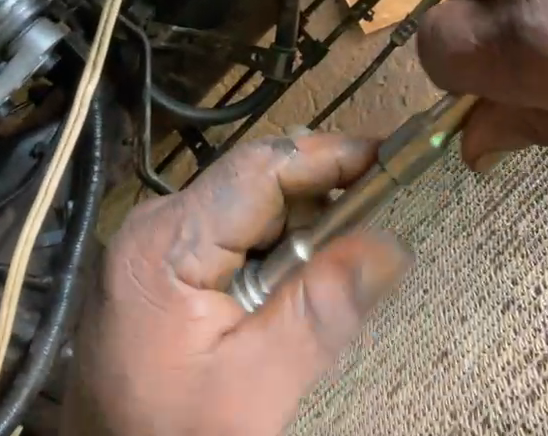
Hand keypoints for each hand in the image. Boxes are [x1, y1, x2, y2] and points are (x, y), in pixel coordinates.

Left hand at [67, 134, 408, 435]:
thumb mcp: (250, 390)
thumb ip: (317, 313)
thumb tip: (390, 245)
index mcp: (166, 240)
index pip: (261, 167)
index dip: (328, 155)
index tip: (388, 155)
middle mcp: (157, 224)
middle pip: (258, 183)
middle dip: (321, 200)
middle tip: (377, 224)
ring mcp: (157, 242)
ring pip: (253, 208)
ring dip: (303, 231)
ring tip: (336, 270)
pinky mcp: (166, 265)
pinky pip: (237, 236)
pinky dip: (278, 253)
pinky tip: (297, 287)